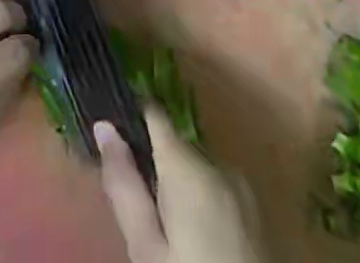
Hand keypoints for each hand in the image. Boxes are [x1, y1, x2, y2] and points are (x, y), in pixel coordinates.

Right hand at [96, 107, 264, 262]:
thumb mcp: (145, 246)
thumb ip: (124, 184)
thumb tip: (103, 127)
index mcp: (188, 167)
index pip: (154, 113)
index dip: (130, 118)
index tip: (111, 135)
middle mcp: (218, 163)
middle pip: (174, 143)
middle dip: (154, 162)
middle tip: (140, 204)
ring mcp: (242, 184)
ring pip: (195, 164)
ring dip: (178, 181)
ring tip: (168, 225)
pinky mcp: (256, 206)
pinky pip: (216, 183)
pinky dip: (200, 196)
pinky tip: (194, 234)